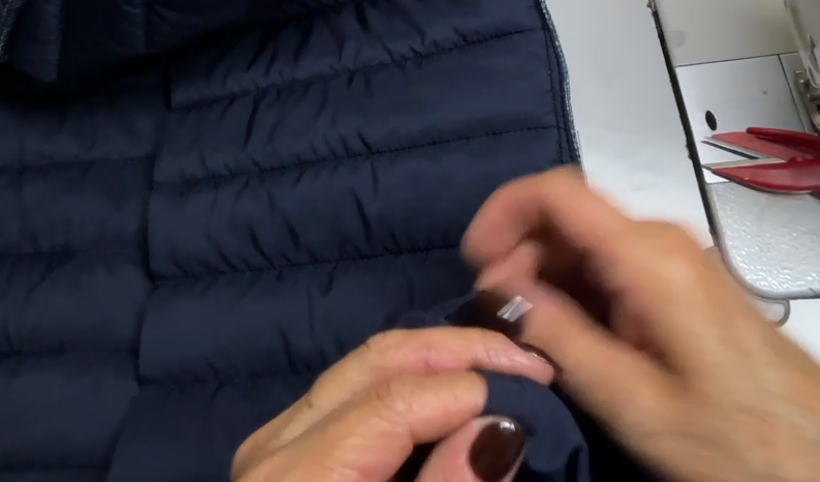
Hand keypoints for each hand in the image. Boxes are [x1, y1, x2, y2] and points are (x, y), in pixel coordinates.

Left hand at [231, 326, 554, 481]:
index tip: (540, 391)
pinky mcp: (288, 452)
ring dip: (440, 357)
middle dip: (460, 351)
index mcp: (298, 477)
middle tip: (532, 362)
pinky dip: (413, 378)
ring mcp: (278, 441)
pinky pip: (357, 389)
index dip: (470, 388)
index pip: (395, 399)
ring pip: (368, 363)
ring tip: (505, 365)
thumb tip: (500, 426)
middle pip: (380, 360)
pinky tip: (456, 387)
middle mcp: (279, 441)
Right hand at [462, 168, 819, 481]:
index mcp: (648, 255)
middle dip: (519, 252)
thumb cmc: (743, 442)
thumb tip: (503, 295)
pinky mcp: (685, 286)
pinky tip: (568, 336)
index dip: (503, 211)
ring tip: (526, 332)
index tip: (473, 261)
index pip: (556, 191)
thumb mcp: (638, 404)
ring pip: (587, 241)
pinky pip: (613, 266)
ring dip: (545, 274)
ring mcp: (677, 260)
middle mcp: (661, 240)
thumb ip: (563, 341)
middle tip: (497, 314)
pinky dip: (576, 289)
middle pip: (567, 215)